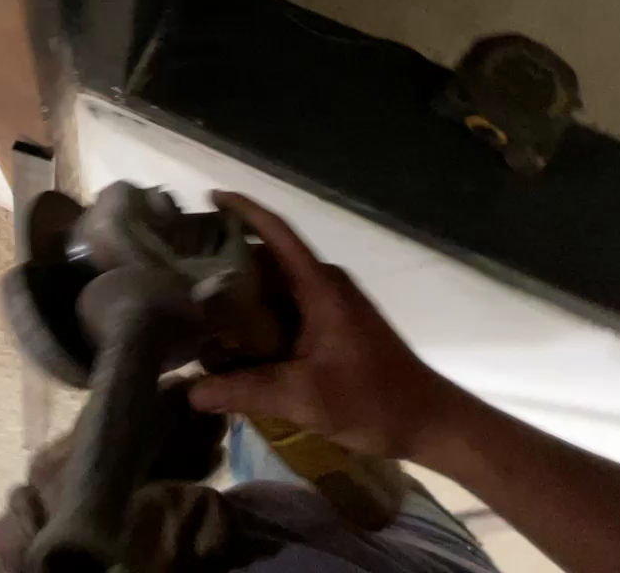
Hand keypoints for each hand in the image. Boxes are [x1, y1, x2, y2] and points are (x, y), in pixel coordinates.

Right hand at [189, 193, 479, 465]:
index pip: (278, 232)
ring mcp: (332, 301)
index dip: (245, 209)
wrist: (431, 422)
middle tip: (188, 259)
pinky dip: (262, 308)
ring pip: (279, 281)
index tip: (212, 197)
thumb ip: (247, 390)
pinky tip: (238, 330)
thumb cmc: (373, 399)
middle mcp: (325, 283)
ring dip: (245, 284)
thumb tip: (191, 392)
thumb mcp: (304, 397)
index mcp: (320, 286)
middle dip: (232, 252)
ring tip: (201, 294)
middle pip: (272, 254)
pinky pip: (289, 301)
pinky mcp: (334, 321)